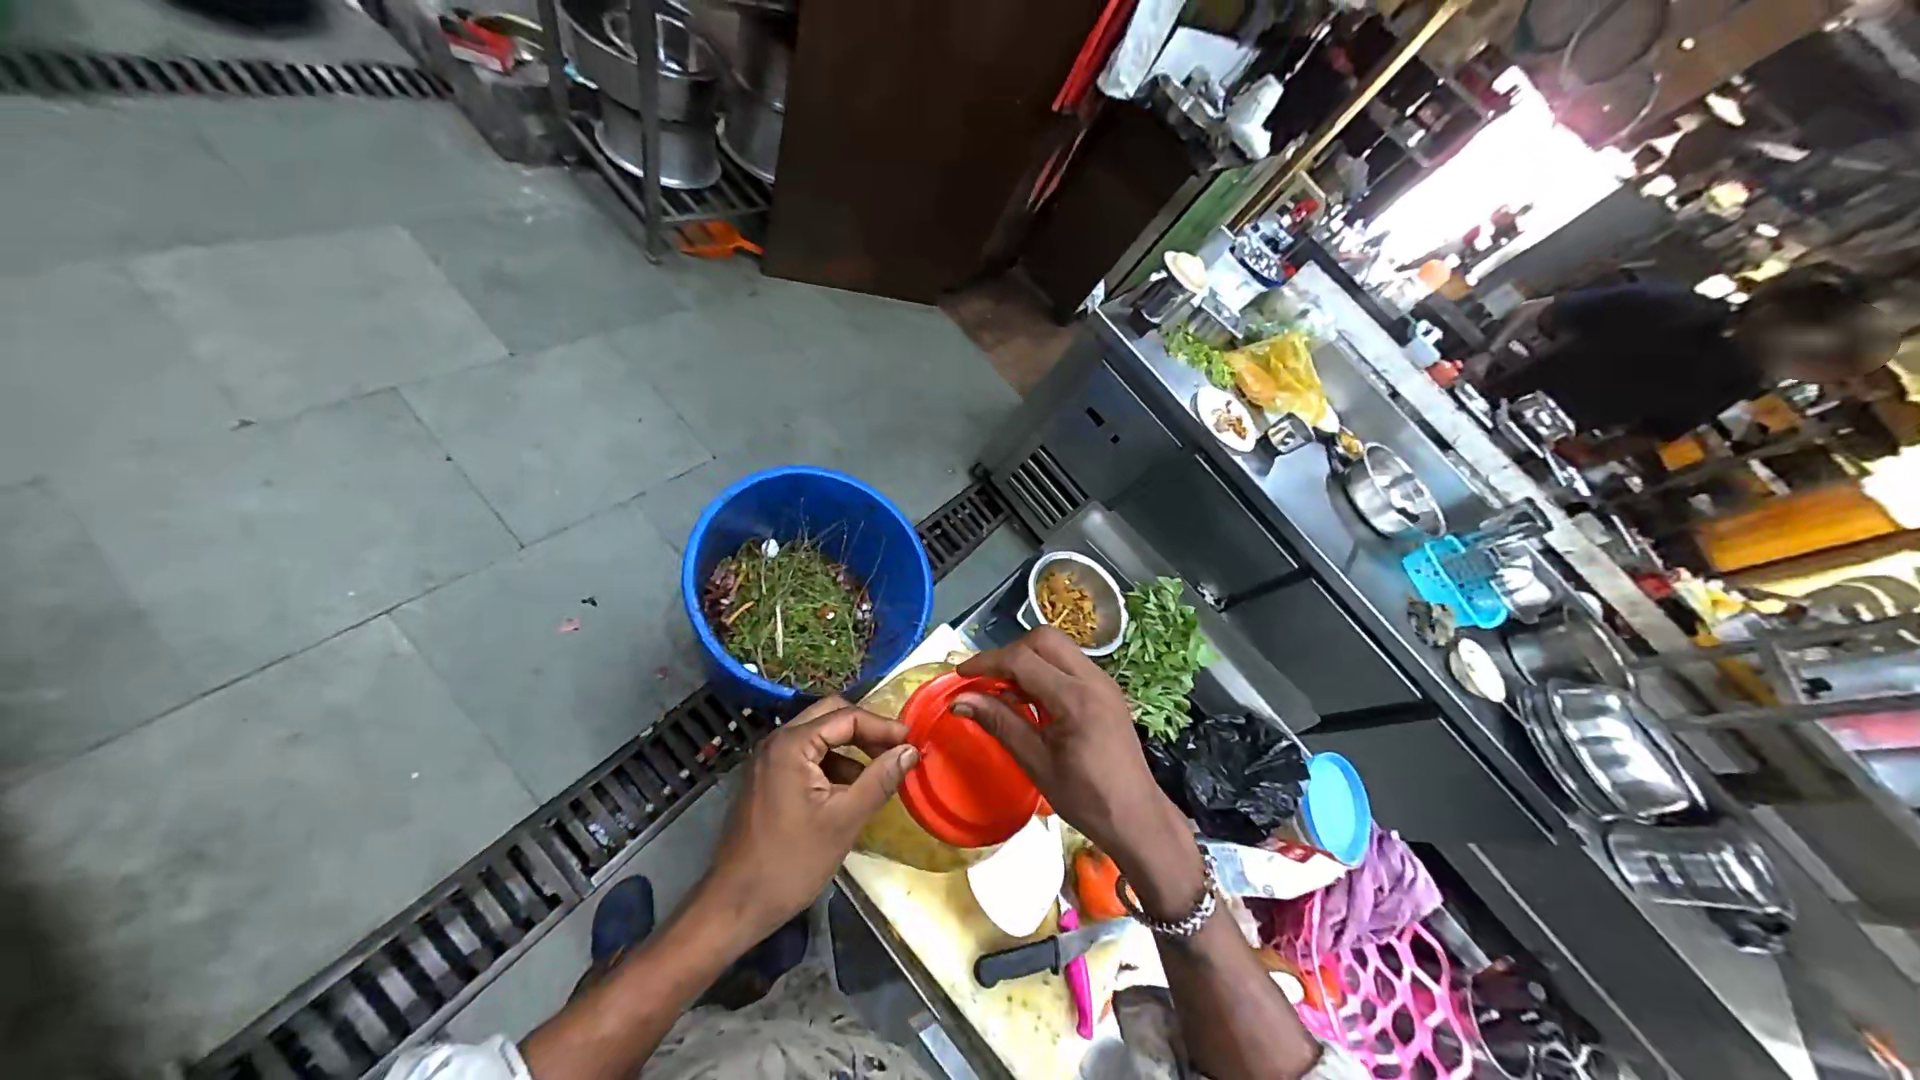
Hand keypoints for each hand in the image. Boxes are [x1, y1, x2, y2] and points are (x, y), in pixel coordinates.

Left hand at [698, 696, 918, 939]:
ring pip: (819, 737)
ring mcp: (767, 760)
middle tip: (896, 750)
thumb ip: (879, 780)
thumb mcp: (844, 820)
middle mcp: (776, 742)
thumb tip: (910, 751)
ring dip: (850, 748)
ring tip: (880, 772)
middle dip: (866, 731)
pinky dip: (832, 765)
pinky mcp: (766, 779)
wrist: (735, 905)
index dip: (884, 726)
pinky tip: (852, 790)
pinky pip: (806, 757)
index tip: (912, 741)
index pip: (847, 717)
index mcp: (792, 744)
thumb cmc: (791, 862)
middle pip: (830, 716)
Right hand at [955, 629, 1202, 920]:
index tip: (961, 675)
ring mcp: (1103, 682)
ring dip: (1027, 659)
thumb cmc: (1086, 798)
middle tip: (986, 681)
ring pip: (1058, 647)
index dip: (986, 662)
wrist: (1137, 817)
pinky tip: (1030, 699)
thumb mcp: (1036, 762)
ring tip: (1004, 691)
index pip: (1022, 660)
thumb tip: (960, 700)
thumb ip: (999, 722)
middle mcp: (1093, 679)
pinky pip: (1069, 663)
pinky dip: (1044, 670)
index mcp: (1076, 698)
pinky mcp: (1106, 690)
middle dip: (1009, 652)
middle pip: (1043, 639)